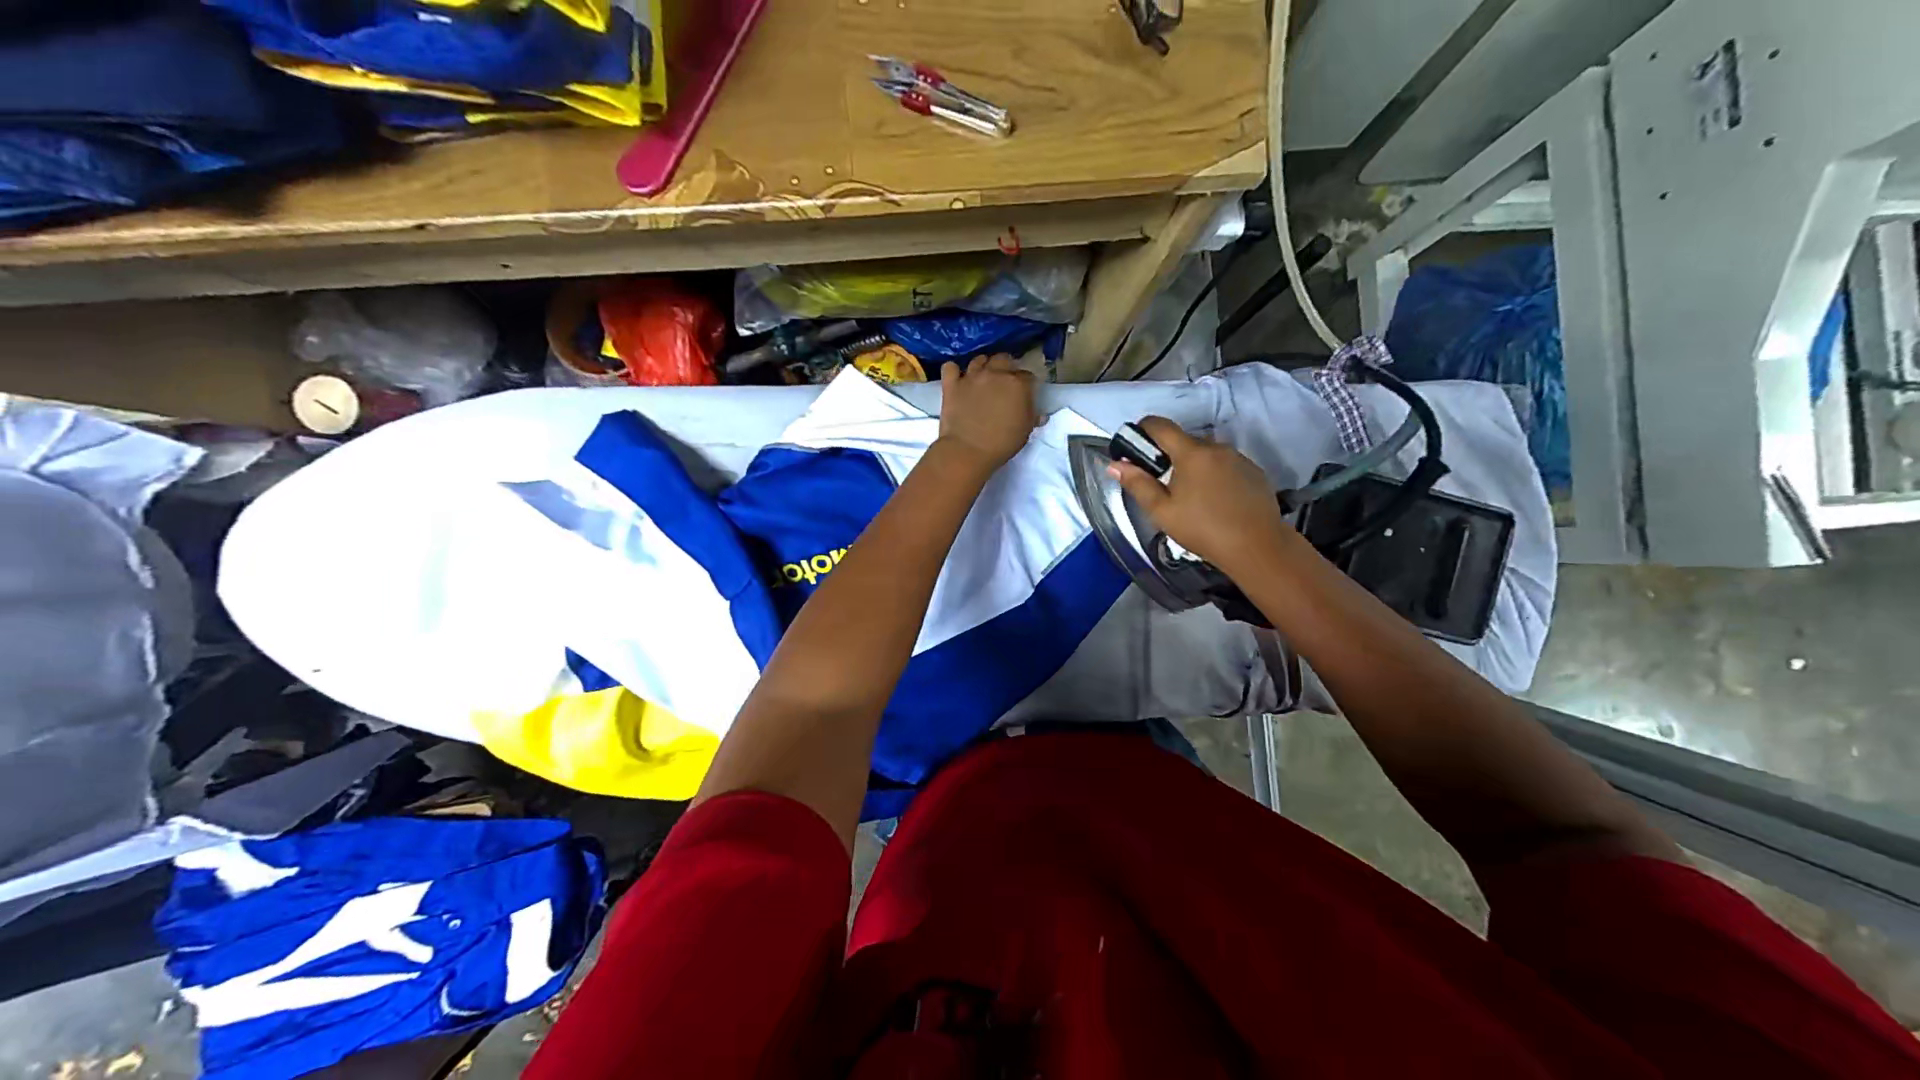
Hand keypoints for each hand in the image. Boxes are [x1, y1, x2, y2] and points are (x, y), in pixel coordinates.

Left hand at [937, 354, 1038, 470]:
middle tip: (1004, 380)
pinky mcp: (952, 385)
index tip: (1024, 392)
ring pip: (979, 359)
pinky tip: (957, 378)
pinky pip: (950, 368)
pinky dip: (954, 371)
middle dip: (1006, 366)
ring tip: (983, 376)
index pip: (1027, 375)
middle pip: (1003, 359)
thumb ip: (1032, 416)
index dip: (1027, 383)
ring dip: (983, 365)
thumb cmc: (1002, 443)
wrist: (968, 451)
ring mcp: (971, 377)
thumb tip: (1039, 414)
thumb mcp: (1025, 431)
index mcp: (1018, 384)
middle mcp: (995, 373)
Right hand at [1108, 416, 1298, 575]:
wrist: (1257, 547)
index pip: (1160, 425)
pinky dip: (1215, 474)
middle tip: (1162, 485)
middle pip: (1184, 440)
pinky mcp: (1254, 471)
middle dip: (1169, 455)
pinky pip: (1226, 464)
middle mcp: (1216, 447)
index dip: (1143, 430)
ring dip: (1193, 466)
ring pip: (1206, 453)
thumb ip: (1138, 484)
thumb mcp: (1162, 512)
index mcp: (1191, 453)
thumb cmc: (1203, 530)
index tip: (1134, 448)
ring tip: (1191, 496)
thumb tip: (1115, 464)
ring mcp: (1238, 458)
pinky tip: (1215, 500)